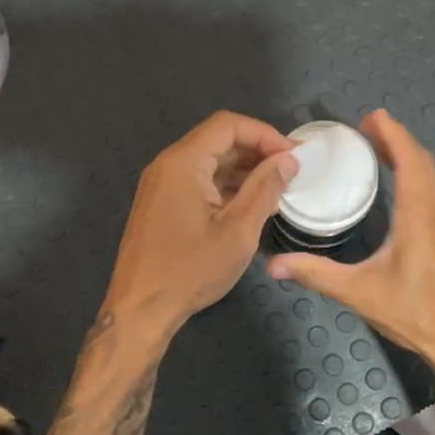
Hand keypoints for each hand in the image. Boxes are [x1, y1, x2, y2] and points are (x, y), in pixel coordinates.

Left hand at [103, 111, 297, 336]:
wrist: (141, 309)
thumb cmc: (191, 270)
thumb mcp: (238, 231)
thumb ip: (265, 189)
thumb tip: (288, 160)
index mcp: (183, 163)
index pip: (228, 125)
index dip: (265, 134)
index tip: (294, 156)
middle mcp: (168, 165)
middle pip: (218, 140)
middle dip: (257, 151)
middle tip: (292, 172)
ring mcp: (162, 185)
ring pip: (210, 162)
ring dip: (244, 170)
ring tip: (278, 191)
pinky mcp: (162, 204)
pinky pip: (199, 181)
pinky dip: (227, 186)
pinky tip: (251, 205)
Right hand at [268, 110, 434, 362]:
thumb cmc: (415, 314)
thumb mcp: (360, 293)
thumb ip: (317, 275)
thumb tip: (274, 265)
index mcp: (418, 216)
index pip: (409, 161)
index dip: (392, 134)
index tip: (372, 116)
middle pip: (421, 163)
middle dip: (396, 140)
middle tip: (366, 129)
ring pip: (430, 179)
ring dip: (407, 158)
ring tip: (378, 151)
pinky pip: (431, 195)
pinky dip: (414, 178)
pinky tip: (396, 189)